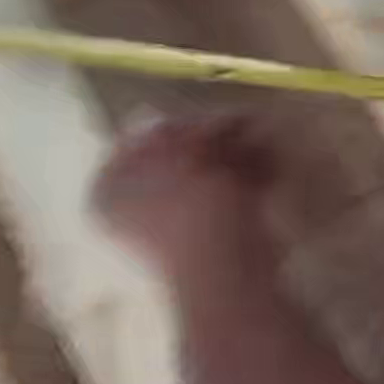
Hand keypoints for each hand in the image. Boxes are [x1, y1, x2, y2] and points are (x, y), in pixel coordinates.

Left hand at [92, 115, 274, 283]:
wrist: (228, 268)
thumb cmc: (197, 215)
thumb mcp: (188, 164)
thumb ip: (188, 137)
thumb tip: (202, 118)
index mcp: (111, 190)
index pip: (138, 145)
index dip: (176, 126)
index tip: (214, 115)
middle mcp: (137, 203)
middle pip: (176, 159)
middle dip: (215, 140)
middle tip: (247, 124)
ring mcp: (178, 218)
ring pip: (209, 174)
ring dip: (238, 156)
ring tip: (265, 142)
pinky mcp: (215, 226)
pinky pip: (230, 193)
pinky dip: (250, 178)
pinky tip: (272, 168)